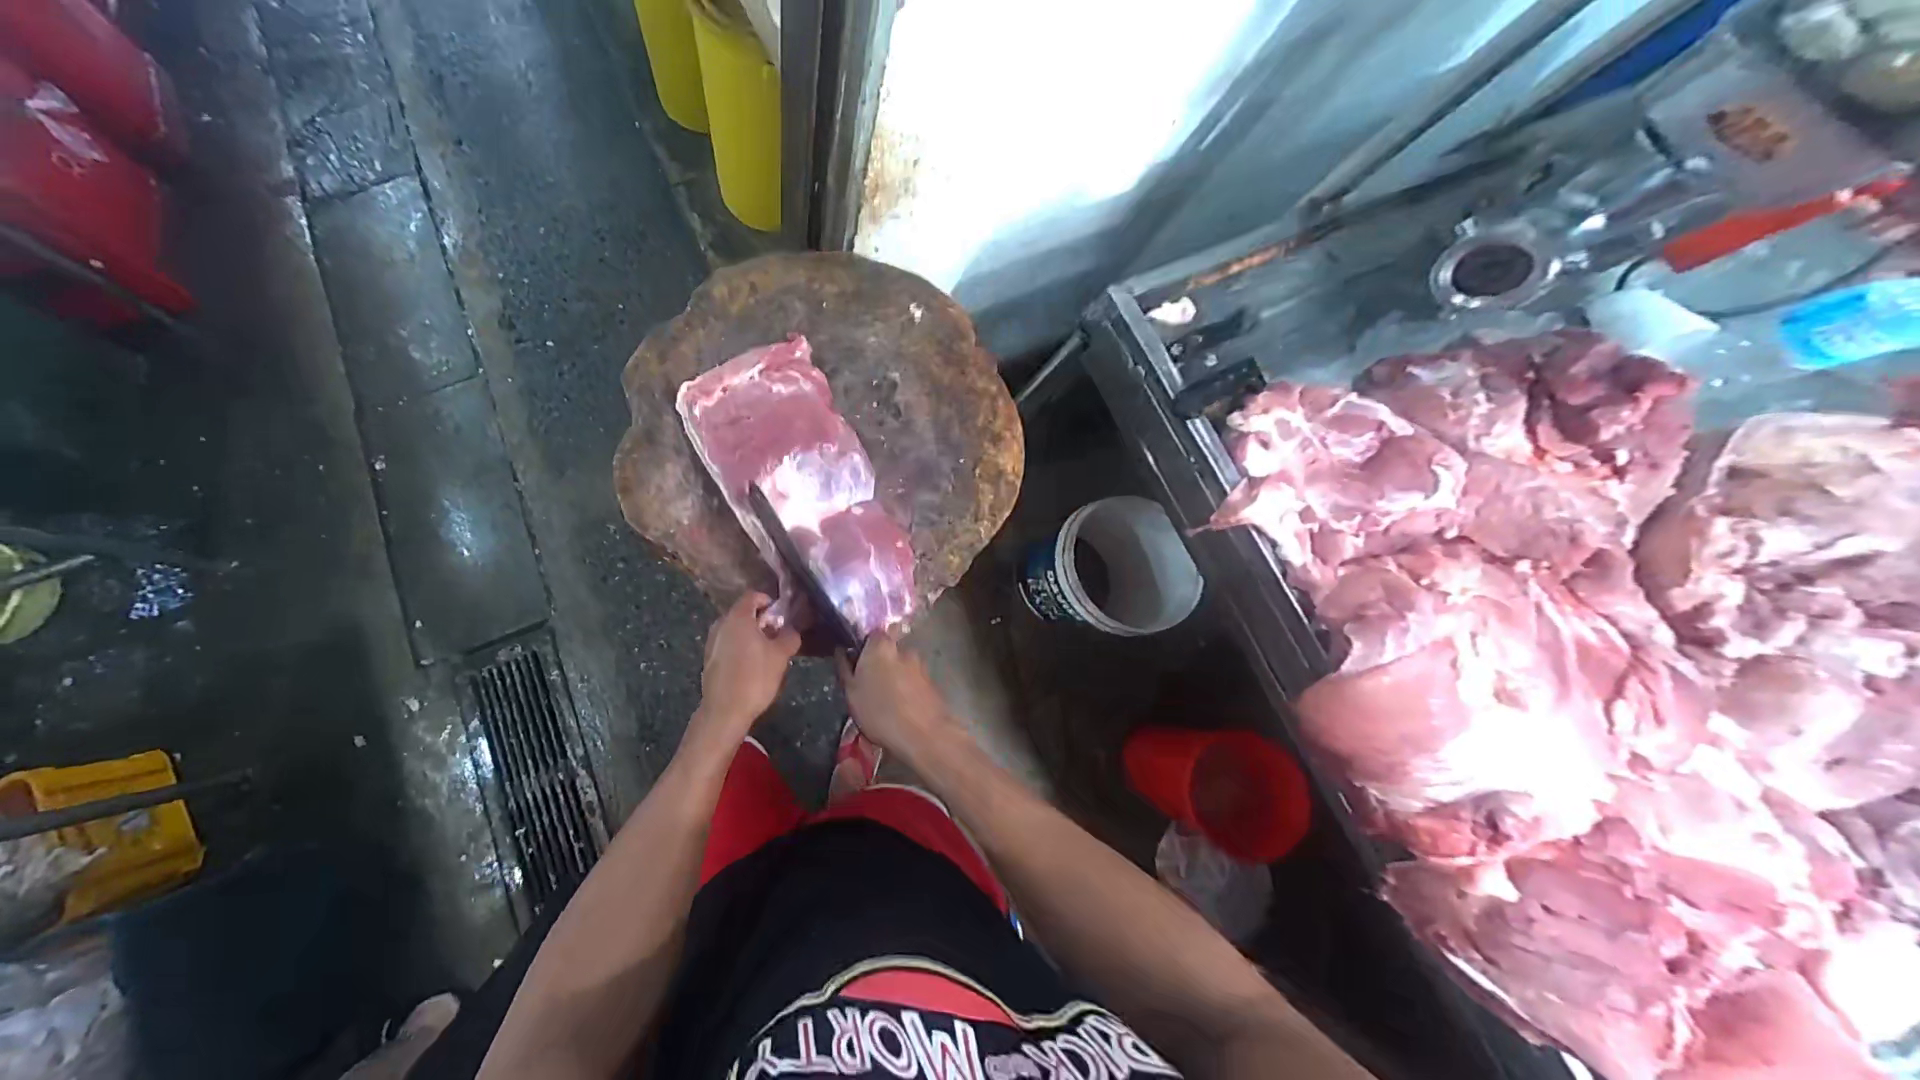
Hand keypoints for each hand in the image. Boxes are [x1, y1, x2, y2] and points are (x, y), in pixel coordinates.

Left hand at [688, 592, 799, 746]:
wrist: (725, 710)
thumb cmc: (755, 677)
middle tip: (778, 633)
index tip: (782, 615)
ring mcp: (712, 642)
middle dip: (761, 619)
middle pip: (743, 612)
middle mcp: (721, 624)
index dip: (769, 600)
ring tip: (768, 650)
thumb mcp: (781, 655)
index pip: (753, 595)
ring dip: (751, 633)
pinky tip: (752, 664)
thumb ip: (789, 636)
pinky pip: (728, 643)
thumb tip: (790, 629)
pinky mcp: (709, 658)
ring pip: (735, 629)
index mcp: (738, 617)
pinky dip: (741, 645)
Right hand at [836, 631, 952, 755]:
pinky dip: (907, 689)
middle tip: (870, 685)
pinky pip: (914, 681)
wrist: (924, 735)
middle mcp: (904, 649)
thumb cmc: (879, 712)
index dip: (864, 645)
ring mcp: (921, 665)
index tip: (857, 661)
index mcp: (881, 646)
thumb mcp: (851, 693)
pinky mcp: (932, 682)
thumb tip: (842, 651)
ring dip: (895, 677)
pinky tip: (902, 708)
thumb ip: (845, 668)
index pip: (873, 633)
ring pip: (902, 666)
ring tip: (887, 701)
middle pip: (889, 650)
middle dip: (881, 663)